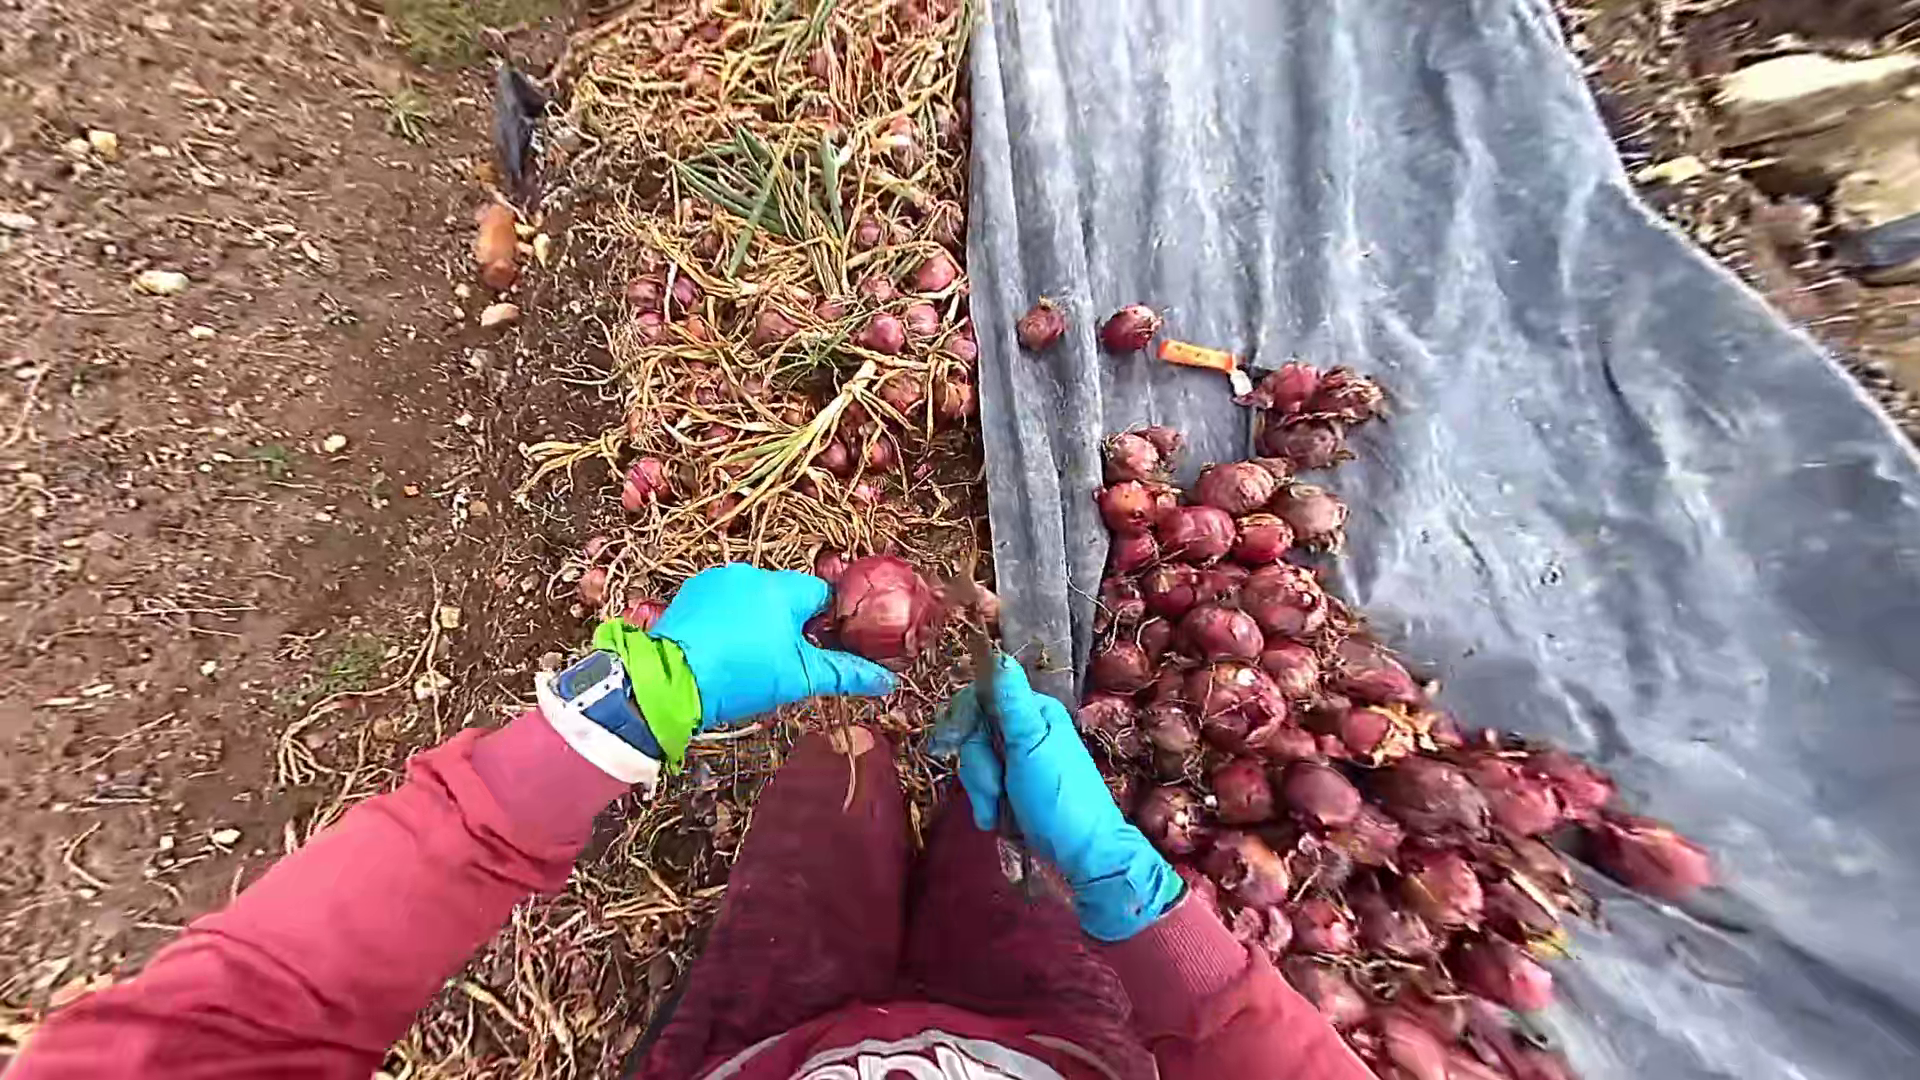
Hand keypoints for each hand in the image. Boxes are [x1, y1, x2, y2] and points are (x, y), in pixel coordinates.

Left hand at [652, 563, 895, 729]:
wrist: (667, 683)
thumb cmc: (742, 675)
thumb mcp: (800, 677)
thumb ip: (847, 673)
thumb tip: (888, 681)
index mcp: (783, 587)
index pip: (824, 595)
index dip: (827, 623)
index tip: (819, 648)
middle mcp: (752, 572)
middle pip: (790, 596)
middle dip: (793, 623)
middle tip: (784, 659)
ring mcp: (719, 578)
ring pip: (758, 597)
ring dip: (762, 619)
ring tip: (751, 656)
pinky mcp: (693, 590)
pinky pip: (727, 599)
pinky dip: (732, 617)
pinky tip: (725, 645)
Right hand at [953, 656, 1181, 940]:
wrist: (1084, 856)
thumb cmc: (1058, 797)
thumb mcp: (1030, 746)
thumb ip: (1011, 701)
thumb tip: (998, 654)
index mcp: (1034, 710)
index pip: (981, 695)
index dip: (963, 717)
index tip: (950, 741)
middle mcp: (1025, 727)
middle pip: (974, 728)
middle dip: (977, 763)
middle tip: (994, 787)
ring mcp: (1018, 757)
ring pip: (975, 757)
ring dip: (981, 786)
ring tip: (997, 810)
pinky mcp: (1013, 784)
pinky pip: (983, 782)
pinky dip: (985, 801)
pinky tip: (995, 817)